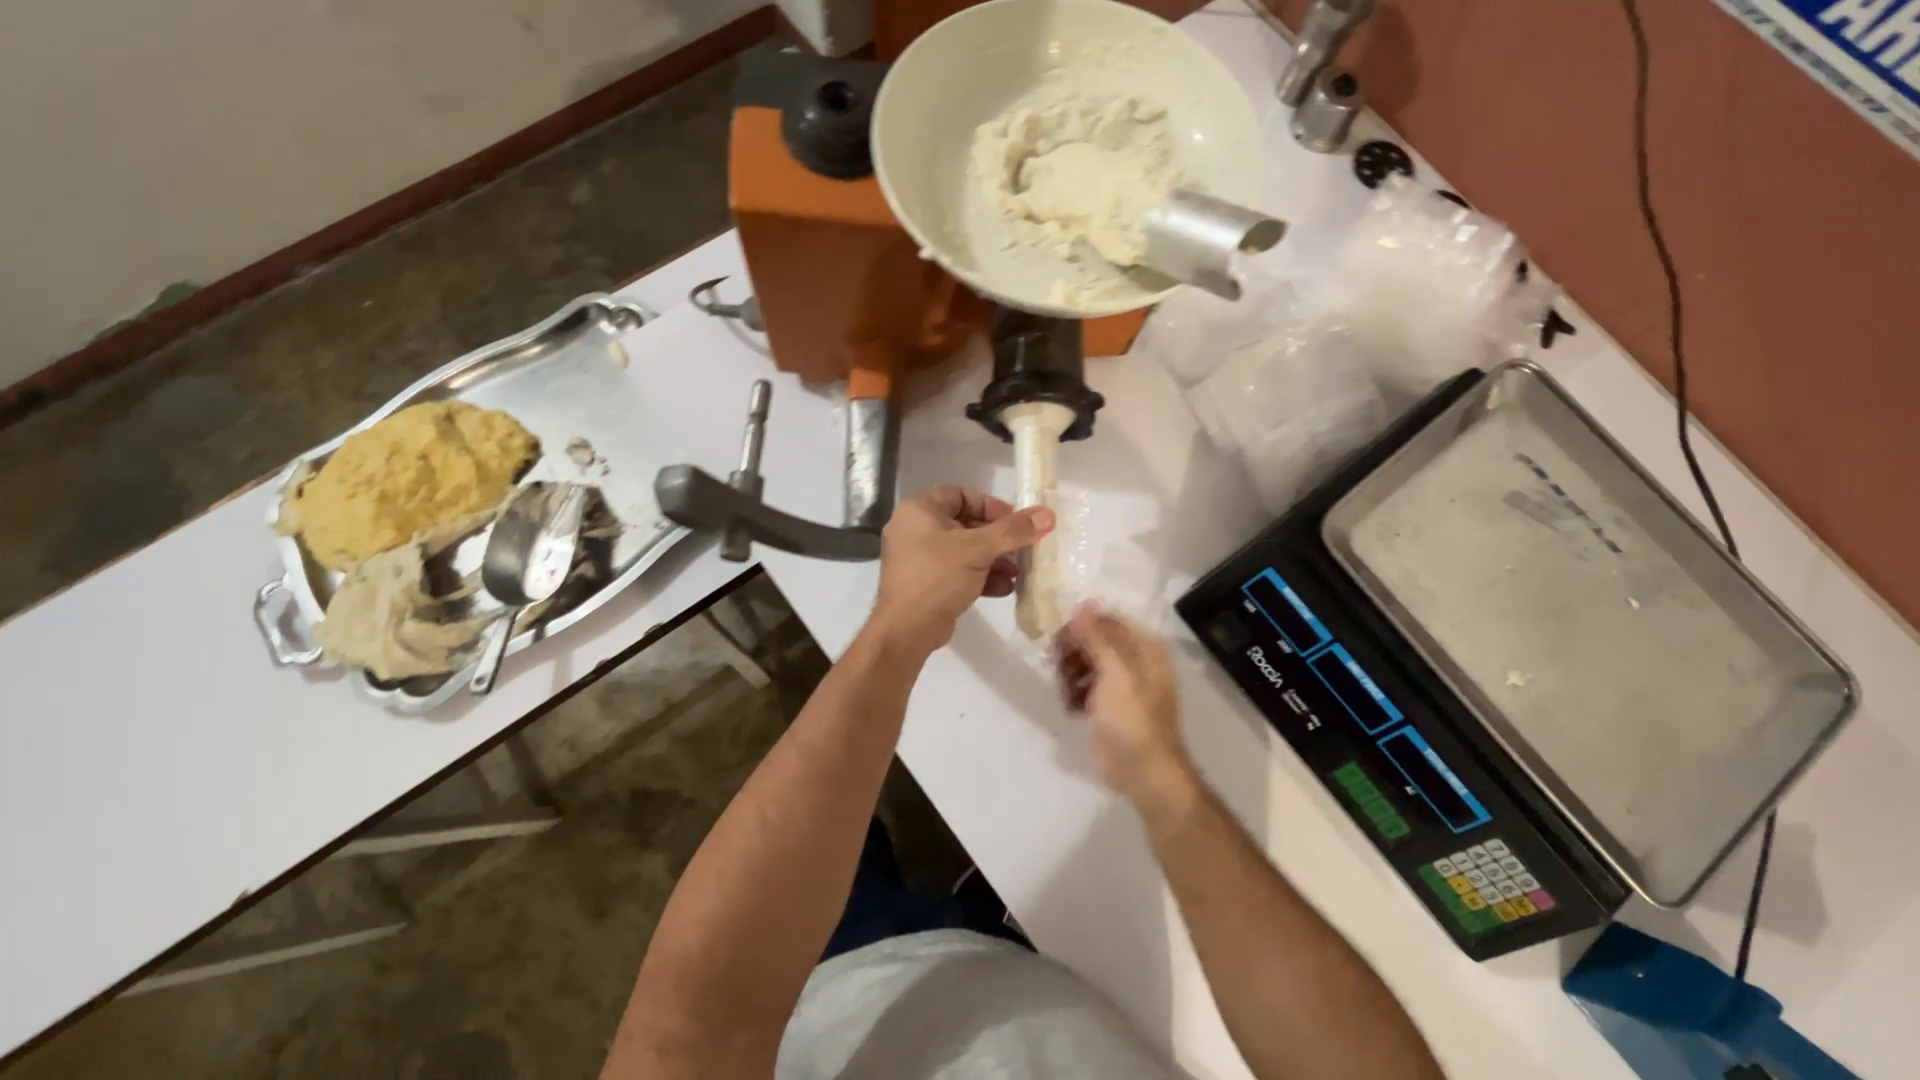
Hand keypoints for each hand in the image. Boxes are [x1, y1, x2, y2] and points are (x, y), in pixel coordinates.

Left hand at [868, 485, 1054, 654]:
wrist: (907, 629)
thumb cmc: (939, 576)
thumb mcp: (979, 549)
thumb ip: (1013, 531)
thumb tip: (1048, 514)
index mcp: (919, 510)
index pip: (960, 494)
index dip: (990, 505)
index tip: (1014, 521)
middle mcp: (915, 530)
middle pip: (965, 524)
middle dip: (997, 538)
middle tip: (1022, 548)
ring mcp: (919, 559)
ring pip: (964, 551)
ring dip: (993, 560)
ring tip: (1018, 572)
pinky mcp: (926, 583)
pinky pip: (957, 572)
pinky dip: (980, 577)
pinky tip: (1004, 589)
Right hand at [1056, 605, 1193, 804]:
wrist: (1142, 772)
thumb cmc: (1133, 720)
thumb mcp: (1116, 674)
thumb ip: (1098, 637)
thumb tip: (1083, 603)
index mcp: (1145, 648)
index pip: (1108, 620)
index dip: (1083, 624)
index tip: (1059, 636)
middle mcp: (1135, 660)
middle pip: (1094, 639)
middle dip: (1073, 650)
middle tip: (1060, 666)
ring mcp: (1120, 684)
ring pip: (1085, 661)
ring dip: (1069, 672)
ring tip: (1066, 691)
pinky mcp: (1106, 705)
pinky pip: (1083, 684)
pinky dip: (1073, 691)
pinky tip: (1070, 706)